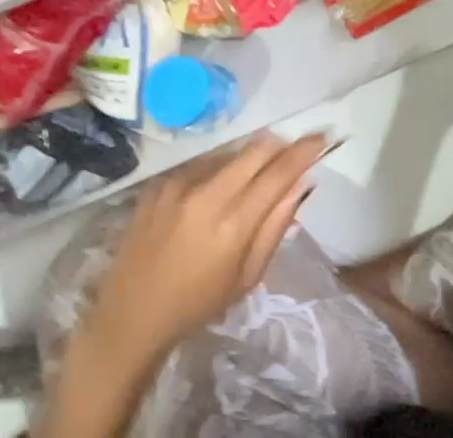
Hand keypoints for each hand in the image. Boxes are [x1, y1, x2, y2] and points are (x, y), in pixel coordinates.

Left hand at [79, 133, 327, 362]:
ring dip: (247, 160)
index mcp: (233, 224)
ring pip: (228, 153)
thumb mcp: (247, 276)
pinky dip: (216, 172)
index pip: (279, 172)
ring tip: (248, 184)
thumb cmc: (197, 304)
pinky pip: (199, 165)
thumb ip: (276, 226)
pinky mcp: (157, 185)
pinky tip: (212, 196)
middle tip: (292, 152)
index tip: (321, 137)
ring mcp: (178, 185)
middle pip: (256, 149)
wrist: (131, 316)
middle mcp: (206, 195)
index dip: (304, 150)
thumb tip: (300, 183)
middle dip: (280, 145)